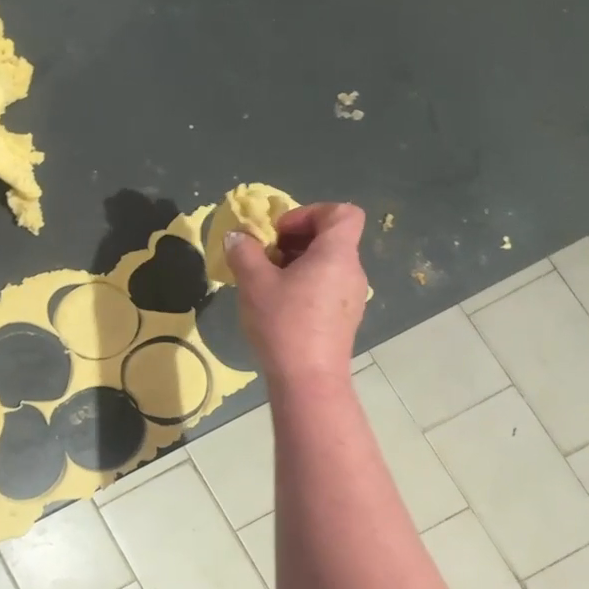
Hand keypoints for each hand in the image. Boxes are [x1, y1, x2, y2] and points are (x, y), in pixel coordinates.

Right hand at [225, 202, 369, 387]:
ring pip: (326, 264)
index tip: (278, 233)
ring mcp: (352, 295)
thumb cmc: (283, 322)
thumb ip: (244, 252)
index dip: (309, 213)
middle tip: (264, 258)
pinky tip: (279, 306)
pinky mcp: (344, 317)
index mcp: (336, 254)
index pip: (341, 212)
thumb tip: (237, 236)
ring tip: (266, 284)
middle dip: (294, 240)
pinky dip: (303, 285)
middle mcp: (352, 270)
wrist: (307, 376)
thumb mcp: (254, 283)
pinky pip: (325, 286)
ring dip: (296, 264)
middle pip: (331, 238)